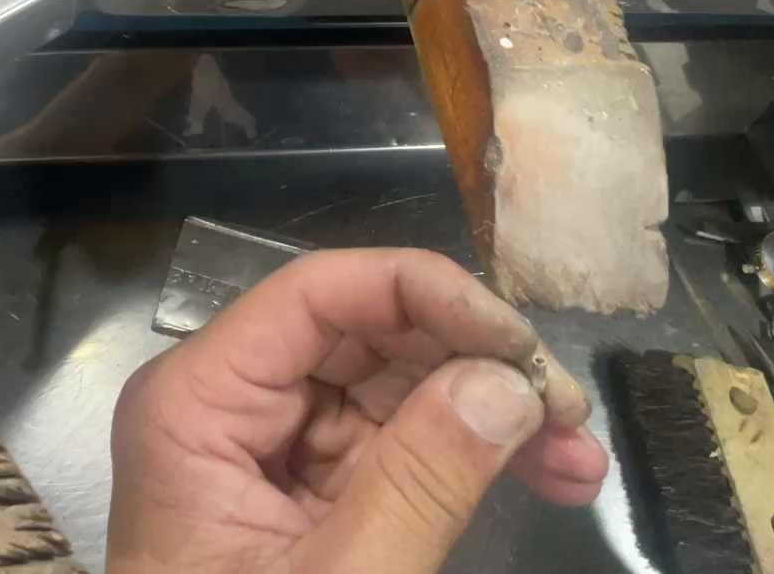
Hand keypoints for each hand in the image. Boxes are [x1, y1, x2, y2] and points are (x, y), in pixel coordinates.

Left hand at [107, 249, 607, 573]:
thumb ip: (418, 483)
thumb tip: (507, 383)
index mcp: (196, 397)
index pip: (312, 294)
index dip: (419, 291)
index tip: (516, 335)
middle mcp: (229, 393)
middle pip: (358, 329)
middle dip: (467, 354)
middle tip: (564, 401)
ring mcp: (270, 434)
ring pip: (388, 377)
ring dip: (484, 403)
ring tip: (577, 448)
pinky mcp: (307, 476)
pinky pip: (392, 434)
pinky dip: (464, 447)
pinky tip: (542, 470)